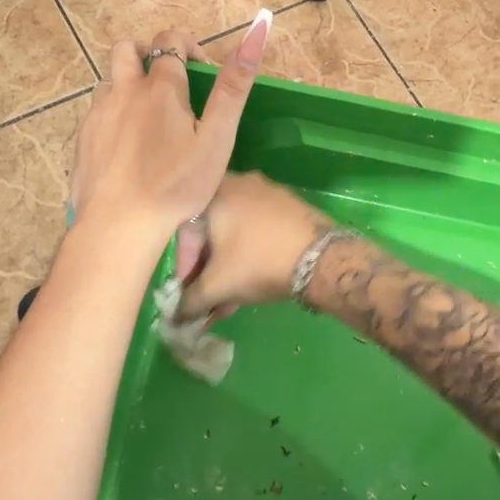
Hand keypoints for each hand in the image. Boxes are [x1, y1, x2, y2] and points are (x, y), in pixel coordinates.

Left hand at [69, 15, 270, 243]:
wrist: (119, 223)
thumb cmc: (177, 184)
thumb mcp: (217, 137)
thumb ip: (234, 86)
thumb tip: (258, 31)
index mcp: (161, 87)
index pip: (170, 41)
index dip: (188, 47)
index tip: (202, 72)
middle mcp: (125, 90)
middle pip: (127, 49)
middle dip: (148, 53)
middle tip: (169, 81)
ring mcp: (99, 113)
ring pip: (110, 80)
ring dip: (129, 84)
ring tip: (149, 117)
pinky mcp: (83, 138)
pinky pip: (98, 111)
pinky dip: (114, 114)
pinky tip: (129, 146)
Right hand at [176, 172, 332, 319]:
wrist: (322, 258)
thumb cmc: (259, 263)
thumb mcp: (218, 286)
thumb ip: (190, 301)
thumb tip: (177, 315)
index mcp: (214, 193)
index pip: (184, 232)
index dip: (183, 268)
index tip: (187, 294)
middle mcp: (239, 184)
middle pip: (210, 233)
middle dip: (206, 272)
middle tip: (206, 300)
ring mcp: (267, 193)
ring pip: (234, 235)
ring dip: (226, 270)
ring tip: (227, 303)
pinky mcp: (288, 207)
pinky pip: (256, 232)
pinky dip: (247, 257)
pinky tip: (248, 287)